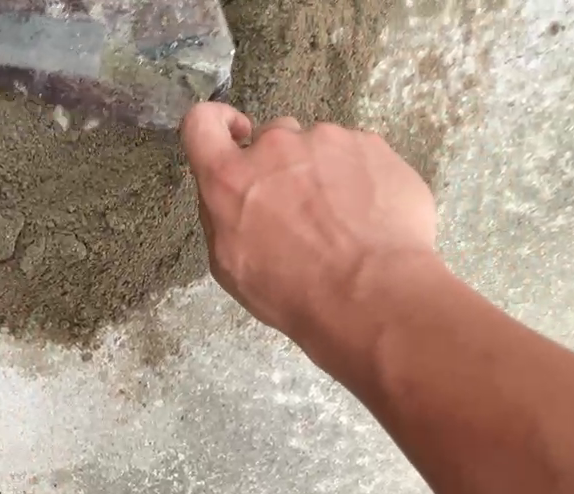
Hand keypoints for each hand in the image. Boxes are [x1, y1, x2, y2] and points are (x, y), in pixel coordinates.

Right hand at [180, 103, 441, 344]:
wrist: (366, 290)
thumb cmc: (289, 288)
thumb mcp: (229, 266)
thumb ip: (221, 216)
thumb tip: (230, 197)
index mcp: (229, 179)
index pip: (201, 123)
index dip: (215, 125)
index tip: (231, 139)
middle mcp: (275, 147)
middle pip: (269, 138)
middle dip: (275, 166)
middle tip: (290, 212)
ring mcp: (328, 139)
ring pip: (315, 146)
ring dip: (317, 173)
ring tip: (333, 221)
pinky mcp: (371, 144)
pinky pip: (354, 152)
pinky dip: (354, 178)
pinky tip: (360, 217)